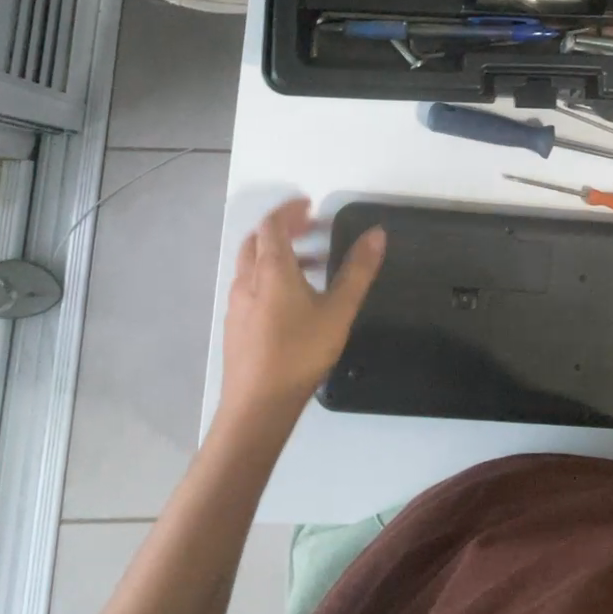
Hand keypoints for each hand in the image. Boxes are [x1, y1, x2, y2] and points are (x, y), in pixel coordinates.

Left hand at [220, 198, 384, 419]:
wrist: (257, 407)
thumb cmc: (300, 353)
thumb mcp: (339, 310)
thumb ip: (358, 270)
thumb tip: (376, 233)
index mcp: (270, 269)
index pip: (272, 225)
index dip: (290, 211)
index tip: (312, 206)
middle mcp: (247, 281)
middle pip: (257, 241)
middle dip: (283, 229)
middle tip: (311, 229)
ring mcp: (237, 305)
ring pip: (253, 266)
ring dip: (279, 255)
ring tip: (313, 265)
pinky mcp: (236, 327)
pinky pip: (251, 287)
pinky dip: (271, 278)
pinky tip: (294, 303)